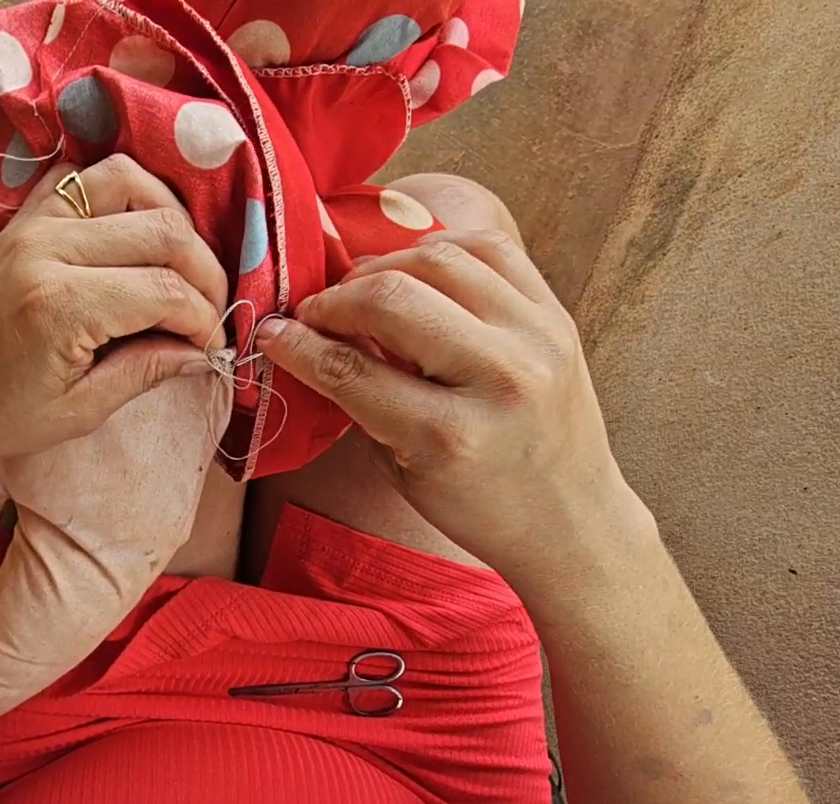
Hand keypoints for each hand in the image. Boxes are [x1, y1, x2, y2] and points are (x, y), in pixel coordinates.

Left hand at [0, 154, 229, 487]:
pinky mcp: (19, 220)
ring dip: (170, 220)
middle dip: (202, 273)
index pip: (165, 291)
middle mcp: (47, 248)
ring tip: (180, 267)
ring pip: (129, 183)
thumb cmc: (0, 420)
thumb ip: (145, 370)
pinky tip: (136, 232)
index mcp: (61, 305)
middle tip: (207, 312)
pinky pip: (82, 178)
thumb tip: (202, 350)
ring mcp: (30, 225)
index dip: (203, 319)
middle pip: (161, 231)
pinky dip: (122, 194)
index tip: (211, 346)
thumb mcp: (80, 410)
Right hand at [255, 230, 653, 587]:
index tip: (270, 333)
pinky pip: (490, 250)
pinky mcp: (557, 314)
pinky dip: (437, 252)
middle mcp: (498, 376)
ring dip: (381, 268)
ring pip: (439, 258)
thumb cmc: (470, 505)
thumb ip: (357, 400)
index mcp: (447, 436)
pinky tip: (412, 274)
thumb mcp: (397, 467)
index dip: (297, 346)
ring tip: (359, 293)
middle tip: (312, 314)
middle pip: (392, 299)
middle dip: (335, 300)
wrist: (569, 518)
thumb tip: (310, 340)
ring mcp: (537, 337)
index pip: (350, 370)